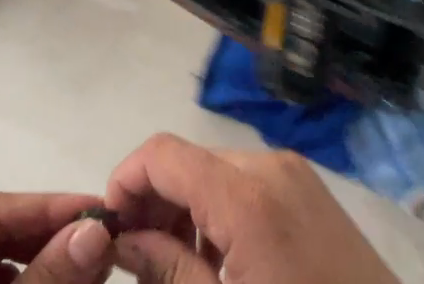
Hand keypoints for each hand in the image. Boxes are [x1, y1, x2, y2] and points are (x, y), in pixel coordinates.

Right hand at [105, 134, 400, 283]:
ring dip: (186, 209)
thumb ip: (166, 268)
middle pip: (188, 163)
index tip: (109, 228)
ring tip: (180, 265)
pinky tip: (223, 260)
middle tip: (139, 257)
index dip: (125, 181)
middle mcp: (270, 167)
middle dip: (154, 203)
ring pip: (215, 173)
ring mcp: (297, 176)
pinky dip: (221, 211)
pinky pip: (248, 185)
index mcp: (246, 195)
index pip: (162, 154)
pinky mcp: (313, 192)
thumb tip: (121, 238)